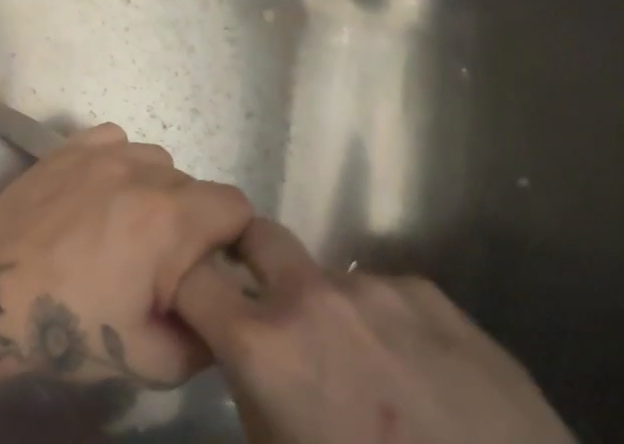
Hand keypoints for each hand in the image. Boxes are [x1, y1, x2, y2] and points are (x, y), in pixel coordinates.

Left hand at [0, 122, 252, 386]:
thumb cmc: (69, 329)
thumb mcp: (154, 359)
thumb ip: (207, 338)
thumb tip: (222, 317)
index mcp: (167, 218)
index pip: (235, 206)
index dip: (232, 239)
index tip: (208, 270)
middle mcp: (136, 172)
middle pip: (192, 184)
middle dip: (191, 222)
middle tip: (162, 264)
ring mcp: (94, 155)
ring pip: (153, 160)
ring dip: (154, 190)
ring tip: (127, 229)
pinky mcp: (60, 151)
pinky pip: (111, 140)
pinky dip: (117, 161)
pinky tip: (100, 196)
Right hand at [174, 219, 575, 443]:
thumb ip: (250, 389)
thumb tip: (245, 357)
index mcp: (262, 343)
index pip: (188, 276)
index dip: (186, 287)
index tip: (195, 303)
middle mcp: (312, 298)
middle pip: (255, 235)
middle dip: (250, 258)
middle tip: (267, 304)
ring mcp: (379, 291)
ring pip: (330, 276)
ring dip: (330, 307)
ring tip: (369, 365)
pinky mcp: (437, 299)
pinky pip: (389, 295)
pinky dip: (386, 322)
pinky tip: (420, 373)